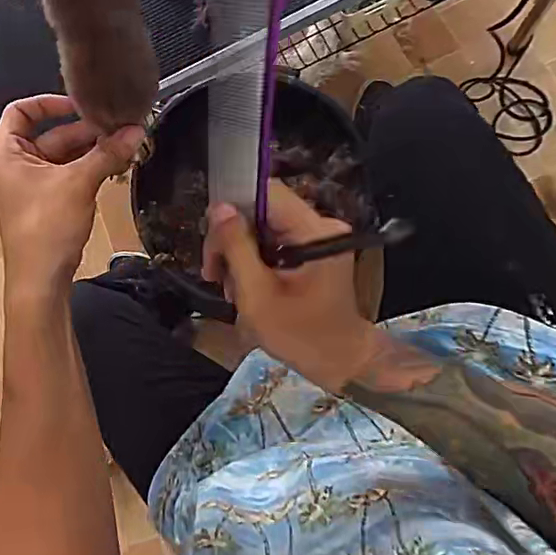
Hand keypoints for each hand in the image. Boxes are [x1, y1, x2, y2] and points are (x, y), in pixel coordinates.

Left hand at [0, 95, 143, 288]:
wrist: (42, 278)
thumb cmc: (44, 229)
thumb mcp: (78, 182)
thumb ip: (108, 153)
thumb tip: (135, 130)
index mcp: (7, 154)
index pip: (20, 112)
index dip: (49, 103)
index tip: (80, 104)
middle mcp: (17, 166)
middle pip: (52, 133)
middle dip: (86, 131)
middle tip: (119, 127)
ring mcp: (34, 185)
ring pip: (66, 155)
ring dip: (93, 150)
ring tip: (124, 144)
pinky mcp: (51, 201)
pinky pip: (72, 173)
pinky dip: (92, 167)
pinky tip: (117, 164)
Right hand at [203, 180, 380, 391]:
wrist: (341, 361)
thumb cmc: (302, 336)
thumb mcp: (258, 297)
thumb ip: (237, 249)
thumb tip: (219, 208)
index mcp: (315, 232)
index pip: (267, 193)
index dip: (233, 208)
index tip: (213, 241)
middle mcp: (321, 225)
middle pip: (263, 209)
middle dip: (233, 238)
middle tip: (214, 273)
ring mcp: (319, 236)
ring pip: (265, 225)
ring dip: (240, 251)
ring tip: (229, 286)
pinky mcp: (314, 248)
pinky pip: (275, 240)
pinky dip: (255, 258)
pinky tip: (244, 284)